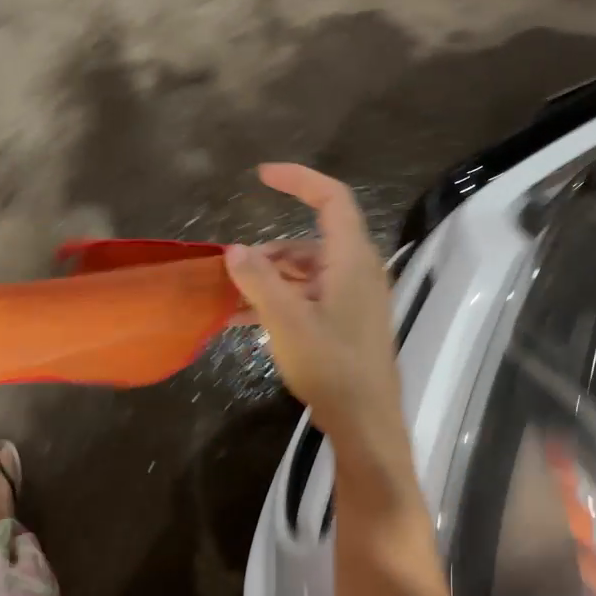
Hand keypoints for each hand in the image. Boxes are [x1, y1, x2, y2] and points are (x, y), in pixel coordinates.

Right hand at [224, 164, 411, 483]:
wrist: (365, 419)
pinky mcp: (346, 323)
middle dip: (268, 249)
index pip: (331, 199)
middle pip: (310, 241)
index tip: (261, 175)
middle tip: (231, 266)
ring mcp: (353, 299)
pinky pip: (308, 297)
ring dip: (268, 279)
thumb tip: (235, 250)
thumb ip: (258, 280)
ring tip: (231, 297)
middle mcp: (357, 272)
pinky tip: (245, 318)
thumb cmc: (329, 364)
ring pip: (306, 272)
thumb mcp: (285, 321)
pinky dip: (279, 299)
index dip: (299, 179)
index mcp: (351, 260)